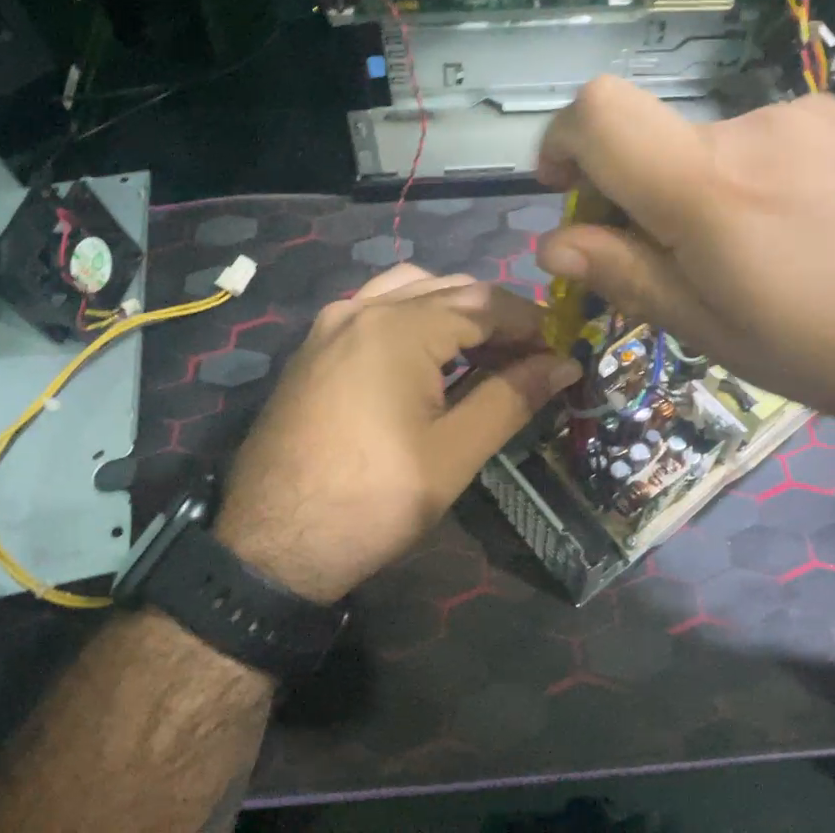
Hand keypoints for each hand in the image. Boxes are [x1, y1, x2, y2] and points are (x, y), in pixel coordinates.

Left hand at [213, 265, 581, 602]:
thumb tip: (564, 365)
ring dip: (455, 310)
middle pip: (449, 288)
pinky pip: (376, 310)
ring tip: (486, 353)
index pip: (485, 303)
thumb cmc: (372, 502)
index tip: (563, 355)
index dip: (531, 325)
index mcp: (398, 327)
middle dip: (498, 317)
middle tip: (533, 358)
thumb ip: (511, 398)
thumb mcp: (453, 453)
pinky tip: (432, 360)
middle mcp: (361, 309)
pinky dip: (414, 318)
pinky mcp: (314, 349)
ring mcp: (330, 325)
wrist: (270, 545)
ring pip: (410, 289)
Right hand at [534, 76, 834, 466]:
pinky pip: (797, 144)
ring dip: (729, 199)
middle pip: (669, 144)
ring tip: (794, 267)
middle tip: (708, 278)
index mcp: (710, 186)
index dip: (562, 141)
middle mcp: (760, 126)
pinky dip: (786, 185)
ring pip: (735, 150)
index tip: (570, 192)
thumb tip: (555, 240)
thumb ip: (633, 278)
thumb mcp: (726, 338)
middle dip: (658, 202)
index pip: (598, 111)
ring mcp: (826, 114)